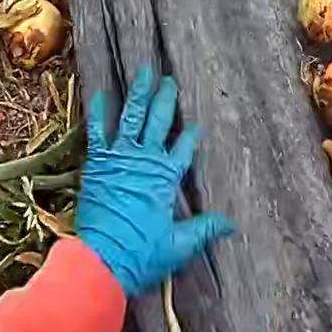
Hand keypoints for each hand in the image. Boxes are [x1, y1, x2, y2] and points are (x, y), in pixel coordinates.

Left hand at [76, 65, 233, 296]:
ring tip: (145, 72)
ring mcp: (121, 156)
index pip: (184, 147)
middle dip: (166, 98)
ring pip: (132, 116)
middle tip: (170, 80)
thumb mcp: (178, 245)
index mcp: (166, 176)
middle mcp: (145, 159)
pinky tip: (102, 94)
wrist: (102, 259)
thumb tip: (233, 225)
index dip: (191, 133)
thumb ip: (204, 230)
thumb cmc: (141, 253)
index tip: (196, 121)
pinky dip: (100, 112)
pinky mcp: (99, 161)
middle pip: (159, 120)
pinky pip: (98, 130)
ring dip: (139, 93)